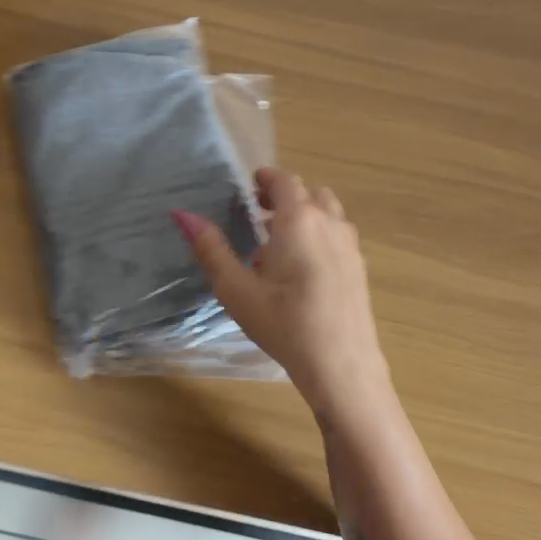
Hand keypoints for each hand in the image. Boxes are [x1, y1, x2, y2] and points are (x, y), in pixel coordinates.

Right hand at [175, 167, 387, 412]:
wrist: (339, 361)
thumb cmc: (282, 324)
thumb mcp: (235, 290)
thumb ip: (211, 249)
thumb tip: (182, 215)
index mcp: (298, 221)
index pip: (285, 181)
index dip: (266, 178)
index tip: (250, 184)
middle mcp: (329, 223)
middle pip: (309, 192)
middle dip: (283, 195)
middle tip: (257, 210)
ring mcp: (349, 244)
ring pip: (327, 212)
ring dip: (303, 213)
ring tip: (277, 237)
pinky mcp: (358, 266)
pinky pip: (336, 234)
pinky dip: (317, 233)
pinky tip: (299, 265)